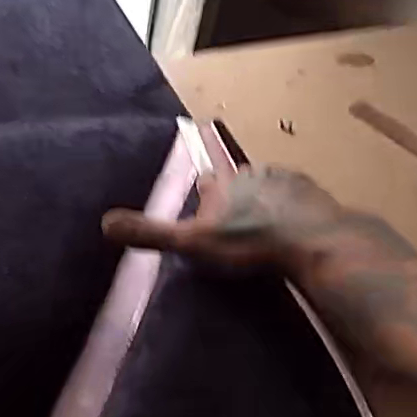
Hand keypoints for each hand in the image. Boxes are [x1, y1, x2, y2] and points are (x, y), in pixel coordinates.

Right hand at [101, 166, 344, 273]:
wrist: (310, 241)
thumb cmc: (248, 242)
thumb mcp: (193, 242)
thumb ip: (151, 234)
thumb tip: (104, 224)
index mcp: (221, 184)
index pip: (204, 183)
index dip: (203, 198)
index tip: (204, 215)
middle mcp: (250, 174)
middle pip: (236, 185)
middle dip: (234, 201)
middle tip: (236, 229)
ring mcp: (285, 181)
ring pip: (267, 190)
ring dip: (263, 205)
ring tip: (265, 232)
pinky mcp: (312, 193)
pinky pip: (297, 200)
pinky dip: (292, 211)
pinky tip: (293, 231)